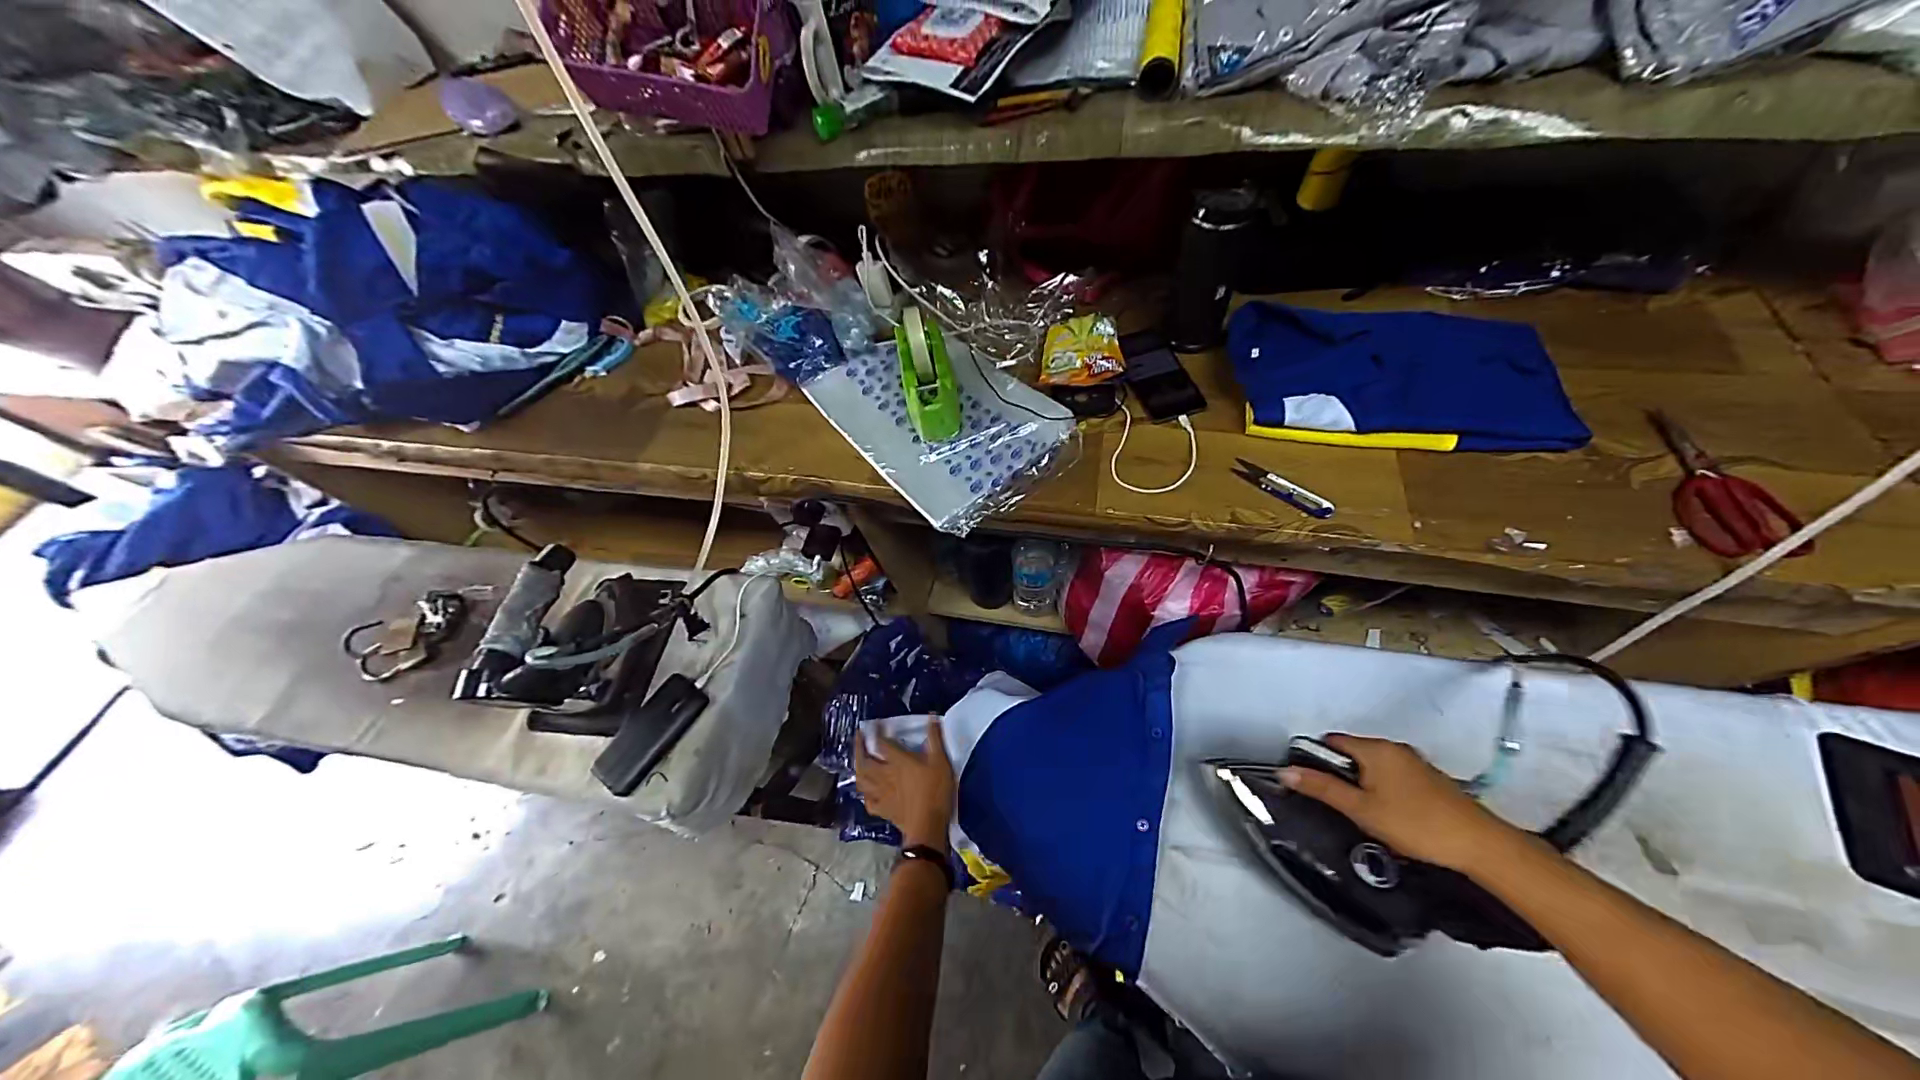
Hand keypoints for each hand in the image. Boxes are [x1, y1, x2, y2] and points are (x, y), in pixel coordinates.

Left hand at [855, 718, 955, 852]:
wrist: (927, 826)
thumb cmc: (935, 791)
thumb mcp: (940, 761)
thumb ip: (935, 738)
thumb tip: (931, 716)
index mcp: (897, 761)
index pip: (881, 742)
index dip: (876, 731)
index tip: (874, 724)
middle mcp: (884, 775)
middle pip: (864, 760)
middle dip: (859, 747)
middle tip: (858, 738)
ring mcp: (880, 793)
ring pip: (862, 779)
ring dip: (858, 768)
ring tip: (859, 760)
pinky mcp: (881, 809)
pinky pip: (868, 800)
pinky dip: (865, 793)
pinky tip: (867, 791)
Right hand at [1281, 734, 1520, 872]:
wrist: (1480, 846)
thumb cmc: (1416, 824)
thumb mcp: (1361, 809)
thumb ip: (1322, 788)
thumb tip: (1285, 771)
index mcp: (1375, 749)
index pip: (1331, 741)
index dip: (1316, 759)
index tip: (1314, 784)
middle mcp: (1395, 748)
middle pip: (1352, 752)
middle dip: (1342, 775)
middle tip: (1342, 805)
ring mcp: (1415, 763)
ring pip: (1374, 766)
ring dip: (1364, 784)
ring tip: (1367, 815)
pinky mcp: (1430, 780)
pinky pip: (1394, 776)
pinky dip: (1385, 790)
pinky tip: (1392, 816)